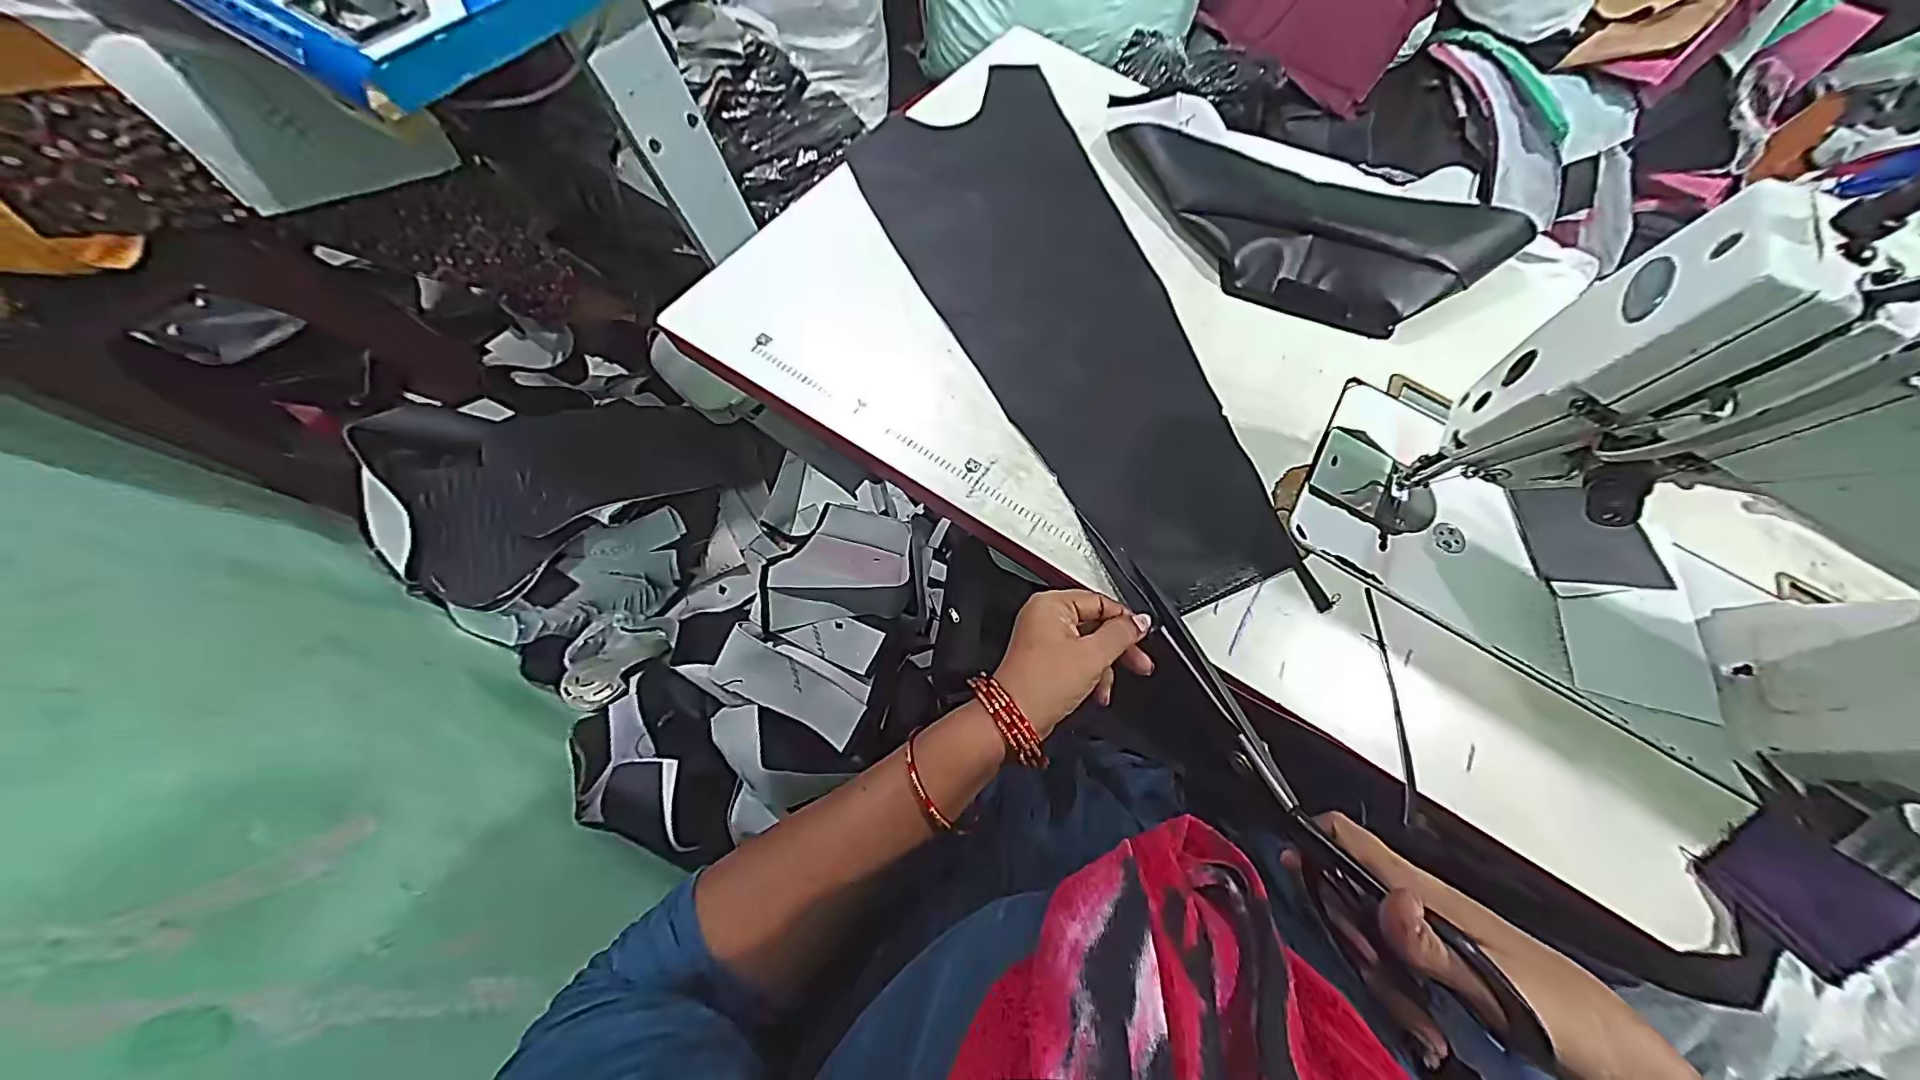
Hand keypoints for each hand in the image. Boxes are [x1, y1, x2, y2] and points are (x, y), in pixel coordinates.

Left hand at [990, 590, 1154, 736]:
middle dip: (1118, 649)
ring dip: (1104, 667)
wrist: (1015, 718)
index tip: (1143, 636)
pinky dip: (1090, 674)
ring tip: (1107, 687)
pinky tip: (1096, 692)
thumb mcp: (1093, 655)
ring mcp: (1043, 638)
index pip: (1100, 601)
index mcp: (1051, 604)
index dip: (1125, 620)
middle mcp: (1044, 616)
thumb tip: (1140, 621)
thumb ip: (1121, 635)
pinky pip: (1076, 658)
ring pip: (1089, 645)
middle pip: (1096, 624)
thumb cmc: (1041, 685)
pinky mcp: (1044, 659)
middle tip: (1139, 662)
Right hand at [1286, 813, 1699, 1079]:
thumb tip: (1389, 898)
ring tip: (1423, 1024)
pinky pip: (1394, 972)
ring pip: (1370, 942)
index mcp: (1432, 896)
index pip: (1359, 845)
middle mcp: (1423, 908)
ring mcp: (1430, 936)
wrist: (1618, 1059)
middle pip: (1351, 898)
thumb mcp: (1496, 982)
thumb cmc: (1566, 1013)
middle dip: (1352, 937)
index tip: (1292, 852)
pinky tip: (1428, 1030)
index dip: (1320, 838)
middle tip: (1376, 970)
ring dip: (1384, 984)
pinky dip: (1402, 1001)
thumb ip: (1433, 944)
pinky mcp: (1437, 966)